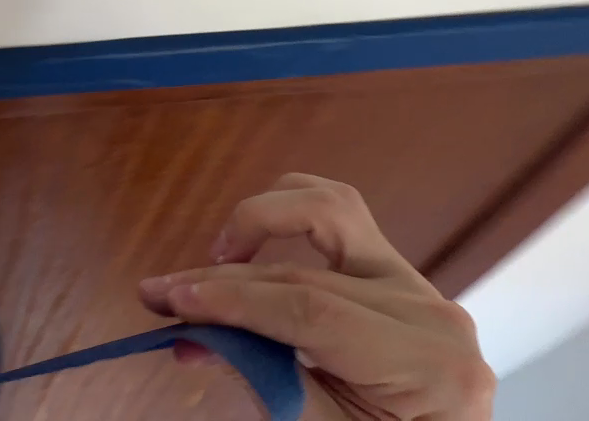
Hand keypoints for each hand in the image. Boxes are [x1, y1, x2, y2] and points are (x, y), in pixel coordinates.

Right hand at [138, 174, 494, 420]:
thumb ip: (262, 380)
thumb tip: (188, 335)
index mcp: (427, 365)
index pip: (310, 311)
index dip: (234, 301)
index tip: (171, 301)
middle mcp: (428, 310)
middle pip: (302, 270)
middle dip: (222, 278)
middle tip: (160, 292)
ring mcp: (415, 282)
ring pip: (328, 207)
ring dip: (260, 218)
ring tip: (218, 253)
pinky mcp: (394, 268)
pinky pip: (337, 214)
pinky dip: (285, 213)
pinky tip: (252, 241)